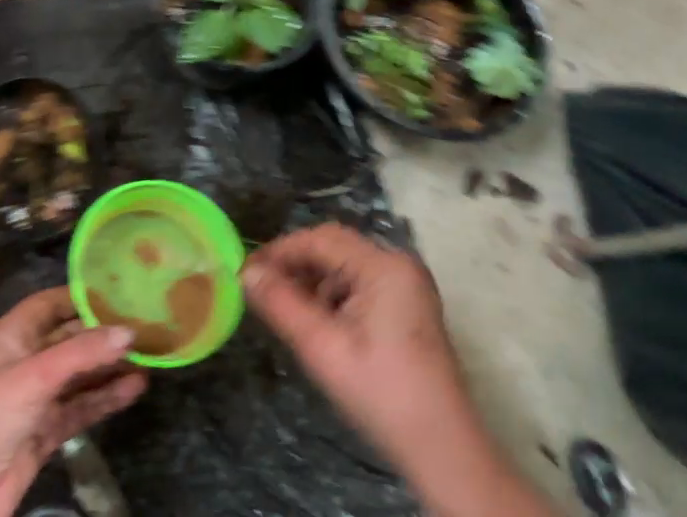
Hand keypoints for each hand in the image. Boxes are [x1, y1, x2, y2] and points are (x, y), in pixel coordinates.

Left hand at [0, 288, 147, 516]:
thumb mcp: (34, 377)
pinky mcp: (44, 431)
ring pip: (78, 375)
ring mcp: (34, 398)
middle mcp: (23, 361)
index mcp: (9, 336)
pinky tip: (135, 389)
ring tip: (150, 357)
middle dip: (102, 334)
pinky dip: (105, 398)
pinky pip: (80, 407)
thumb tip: (129, 331)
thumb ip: (82, 353)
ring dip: (109, 367)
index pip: (48, 304)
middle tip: (147, 325)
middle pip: (68, 339)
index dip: (79, 296)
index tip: (121, 289)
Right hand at [239, 224, 461, 464]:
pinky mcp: (408, 307)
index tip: (245, 272)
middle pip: (334, 248)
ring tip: (282, 307)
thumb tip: (245, 273)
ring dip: (312, 281)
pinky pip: (360, 285)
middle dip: (294, 265)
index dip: (279, 251)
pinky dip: (332, 295)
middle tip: (259, 288)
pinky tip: (314, 321)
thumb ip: (280, 303)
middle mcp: (399, 265)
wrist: (441, 447)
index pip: (320, 239)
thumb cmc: (381, 392)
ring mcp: (407, 286)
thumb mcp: (322, 347)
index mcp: (384, 267)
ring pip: (345, 266)